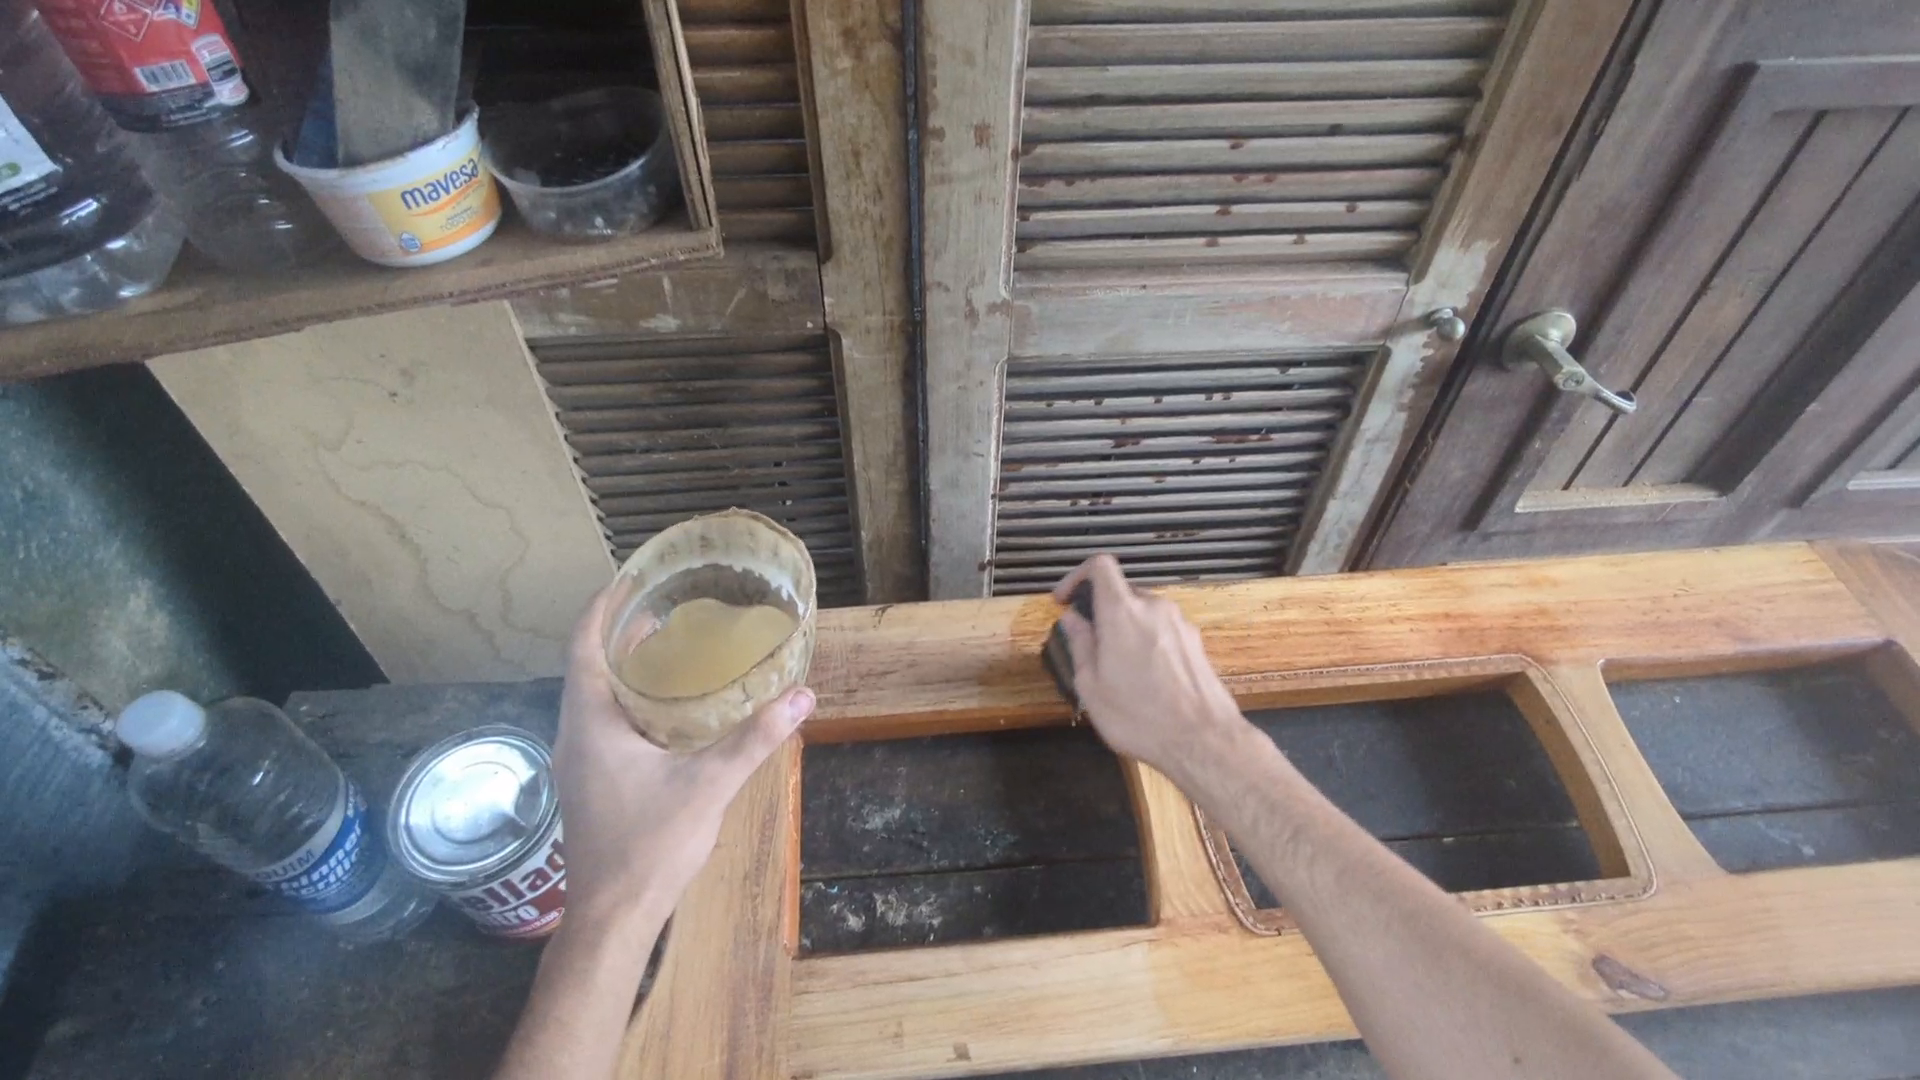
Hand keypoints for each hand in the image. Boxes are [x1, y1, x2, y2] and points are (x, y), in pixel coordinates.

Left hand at [551, 586, 814, 933]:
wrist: (613, 917)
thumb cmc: (650, 845)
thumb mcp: (709, 784)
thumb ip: (756, 737)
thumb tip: (803, 694)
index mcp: (591, 723)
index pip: (583, 647)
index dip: (602, 609)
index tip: (628, 580)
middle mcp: (575, 735)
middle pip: (589, 666)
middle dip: (621, 633)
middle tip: (666, 609)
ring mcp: (579, 761)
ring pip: (595, 696)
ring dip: (625, 667)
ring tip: (670, 647)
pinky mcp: (590, 781)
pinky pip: (603, 720)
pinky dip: (629, 698)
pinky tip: (667, 709)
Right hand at [1053, 555, 1249, 784]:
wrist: (1203, 741)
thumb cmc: (1139, 717)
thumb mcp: (1092, 686)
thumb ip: (1080, 644)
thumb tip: (1072, 619)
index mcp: (1122, 612)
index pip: (1100, 566)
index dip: (1076, 576)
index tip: (1065, 601)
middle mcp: (1154, 607)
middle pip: (1121, 592)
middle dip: (1101, 613)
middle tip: (1090, 647)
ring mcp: (1180, 623)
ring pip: (1143, 613)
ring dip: (1125, 630)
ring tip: (1118, 670)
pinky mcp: (1196, 641)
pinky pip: (1162, 630)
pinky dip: (1147, 642)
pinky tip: (1146, 679)